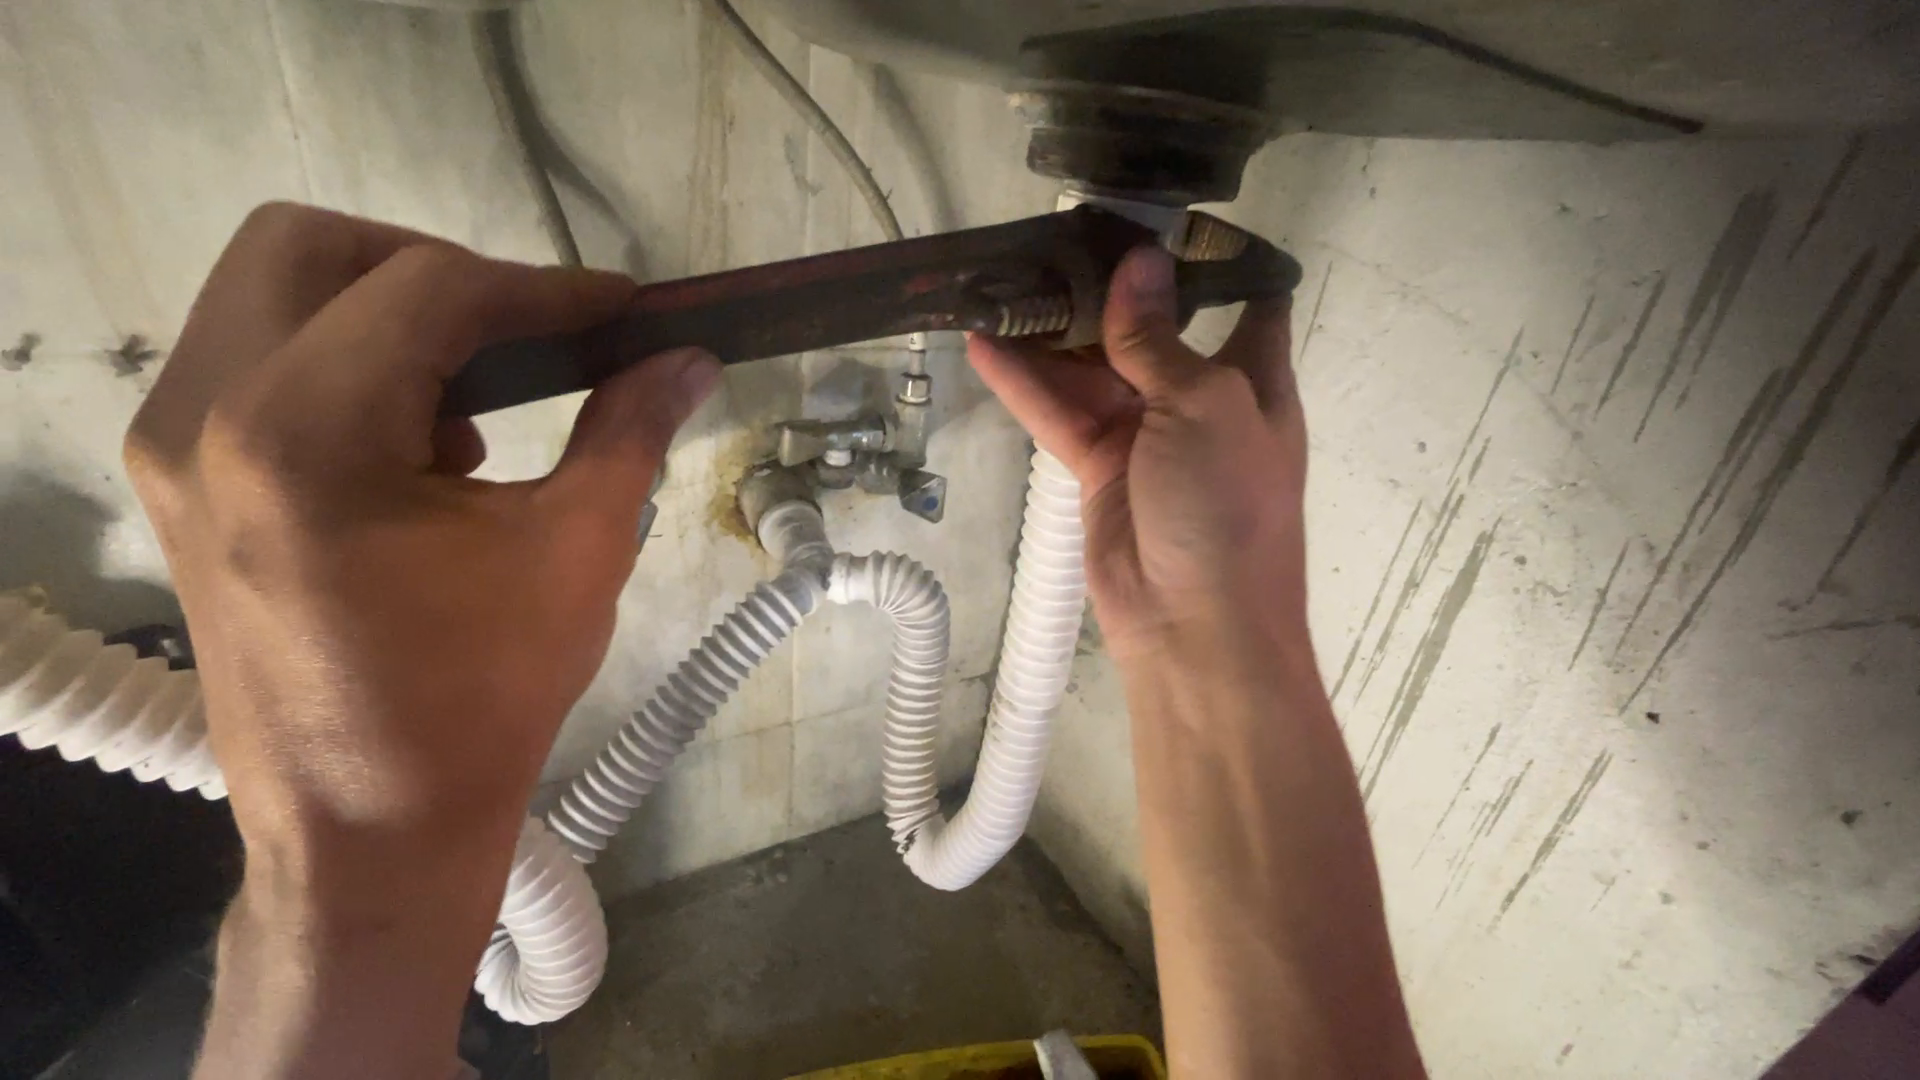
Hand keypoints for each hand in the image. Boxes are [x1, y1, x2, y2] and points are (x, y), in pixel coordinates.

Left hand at [125, 202, 717, 905]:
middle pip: (309, 250)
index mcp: (304, 431)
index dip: (543, 287)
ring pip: (274, 303)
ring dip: (396, 320)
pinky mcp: (189, 491)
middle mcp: (205, 415)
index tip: (625, 310)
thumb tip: (691, 359)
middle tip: (536, 334)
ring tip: (492, 403)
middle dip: (442, 270)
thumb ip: (632, 430)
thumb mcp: (581, 548)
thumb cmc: (485, 691)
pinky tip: (437, 454)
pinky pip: (263, 370)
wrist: (376, 825)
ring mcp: (178, 453)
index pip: (427, 288)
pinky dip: (357, 372)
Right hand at [970, 245, 1306, 664]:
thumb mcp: (1205, 407)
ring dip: (1054, 332)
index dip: (1215, 261)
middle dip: (1111, 288)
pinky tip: (984, 342)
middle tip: (1058, 235)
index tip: (1168, 219)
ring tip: (1007, 278)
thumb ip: (1159, 339)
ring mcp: (1145, 437)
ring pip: (1093, 370)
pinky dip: (1025, 383)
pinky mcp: (1097, 469)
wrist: (1195, 625)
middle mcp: (1199, 402)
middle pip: (1151, 331)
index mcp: (1252, 381)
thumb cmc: (1227, 506)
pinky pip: (1059, 414)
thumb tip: (1138, 262)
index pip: (1246, 303)